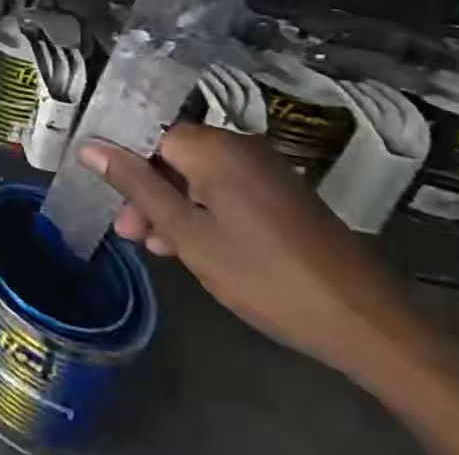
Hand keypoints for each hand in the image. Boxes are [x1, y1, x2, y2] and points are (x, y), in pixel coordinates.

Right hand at [78, 122, 428, 380]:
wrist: (369, 326)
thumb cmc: (264, 274)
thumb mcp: (186, 232)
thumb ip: (134, 184)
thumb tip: (89, 146)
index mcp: (214, 146)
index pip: (145, 133)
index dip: (118, 159)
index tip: (102, 190)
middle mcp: (240, 147)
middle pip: (170, 155)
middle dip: (143, 189)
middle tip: (127, 231)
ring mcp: (266, 172)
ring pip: (196, 176)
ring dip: (170, 206)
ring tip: (156, 246)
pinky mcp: (283, 197)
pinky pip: (225, 191)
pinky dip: (202, 212)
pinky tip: (192, 246)